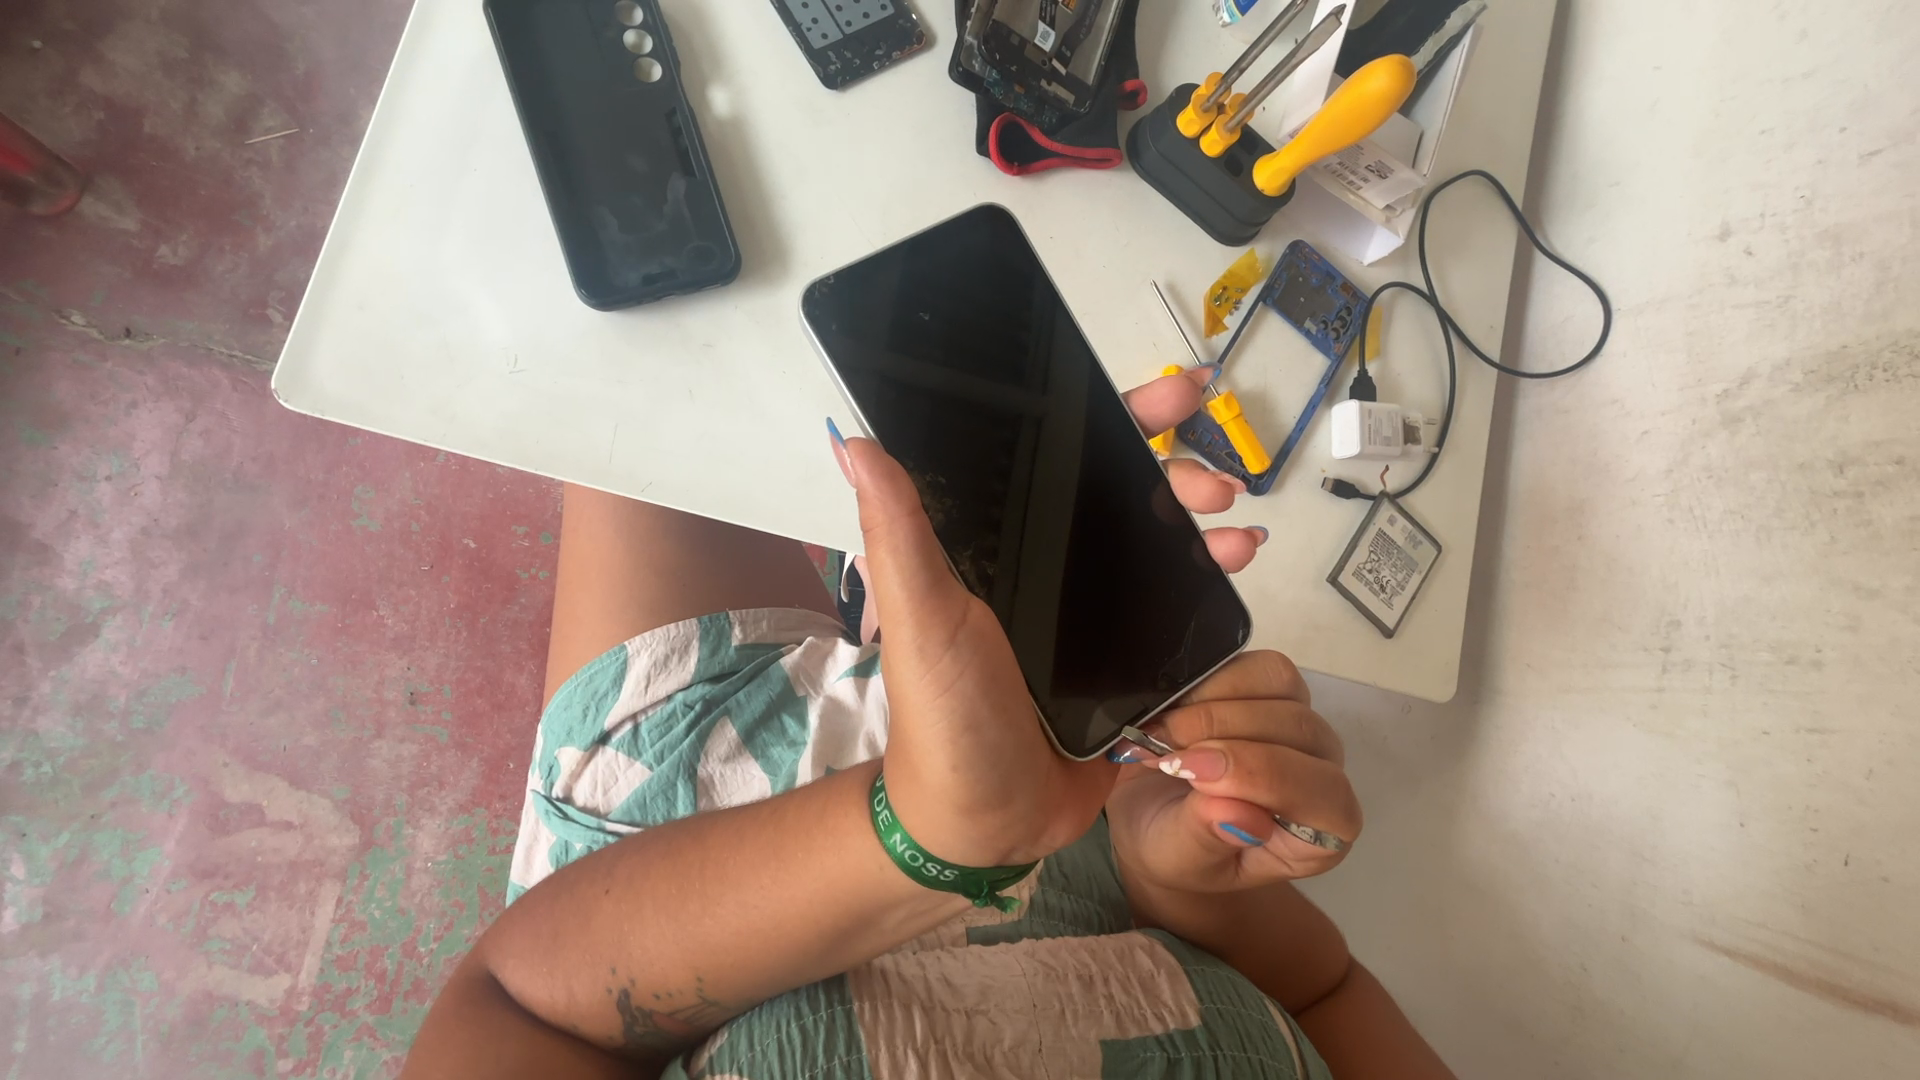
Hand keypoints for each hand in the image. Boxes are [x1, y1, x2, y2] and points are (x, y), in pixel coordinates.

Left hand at [828, 367, 1267, 867]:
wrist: (985, 818)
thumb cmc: (946, 711)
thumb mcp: (921, 614)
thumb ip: (899, 532)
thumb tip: (857, 442)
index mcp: (1000, 546)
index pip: (1058, 463)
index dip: (1113, 423)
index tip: (1168, 397)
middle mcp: (1049, 568)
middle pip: (1123, 498)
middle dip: (1176, 474)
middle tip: (1212, 482)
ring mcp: (1093, 613)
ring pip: (1159, 546)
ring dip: (1202, 524)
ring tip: (1234, 526)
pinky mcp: (1129, 659)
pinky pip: (1178, 609)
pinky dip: (1211, 584)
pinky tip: (1237, 572)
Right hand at [1106, 651, 1361, 893]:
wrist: (1151, 818)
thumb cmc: (1173, 850)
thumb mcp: (1178, 857)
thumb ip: (1209, 839)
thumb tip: (1243, 816)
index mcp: (1317, 833)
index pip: (1326, 795)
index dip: (1263, 775)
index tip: (1193, 773)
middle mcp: (1319, 774)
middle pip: (1300, 730)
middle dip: (1223, 732)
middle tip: (1161, 749)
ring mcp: (1294, 726)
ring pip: (1282, 686)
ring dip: (1214, 700)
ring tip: (1161, 728)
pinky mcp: (1266, 690)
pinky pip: (1257, 666)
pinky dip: (1210, 676)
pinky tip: (1174, 702)